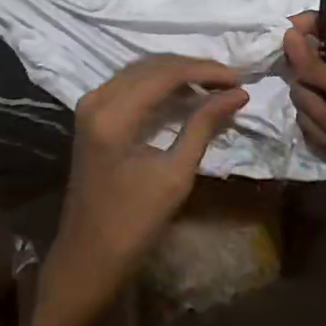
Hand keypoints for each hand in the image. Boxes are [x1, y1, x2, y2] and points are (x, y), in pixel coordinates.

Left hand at [32, 56, 248, 325]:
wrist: (86, 260)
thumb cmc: (133, 224)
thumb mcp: (176, 175)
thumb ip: (204, 125)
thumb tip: (238, 93)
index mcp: (113, 115)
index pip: (166, 74)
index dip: (206, 71)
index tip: (238, 78)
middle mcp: (97, 99)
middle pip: (154, 65)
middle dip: (194, 68)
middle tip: (230, 81)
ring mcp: (91, 104)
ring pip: (143, 69)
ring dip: (179, 72)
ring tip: (214, 85)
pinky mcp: (92, 113)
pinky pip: (131, 82)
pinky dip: (160, 82)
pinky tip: (185, 93)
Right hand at [282, 14, 325, 231]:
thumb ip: (314, 64)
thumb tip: (287, 33)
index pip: (320, 26)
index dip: (299, 28)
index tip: (281, 39)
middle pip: (302, 65)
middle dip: (314, 93)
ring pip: (300, 96)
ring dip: (321, 119)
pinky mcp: (324, 126)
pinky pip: (303, 121)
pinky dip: (320, 135)